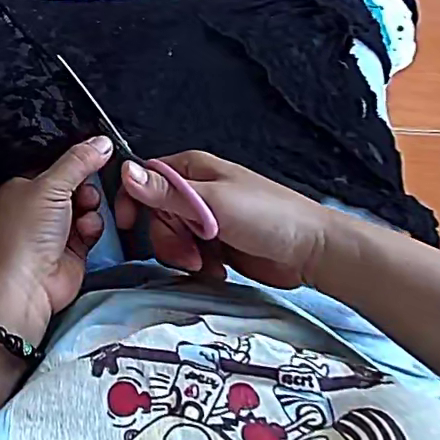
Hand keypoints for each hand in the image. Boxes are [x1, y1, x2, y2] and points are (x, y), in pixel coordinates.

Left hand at [0, 137, 113, 341]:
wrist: (27, 286)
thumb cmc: (23, 237)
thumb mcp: (51, 186)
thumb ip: (78, 162)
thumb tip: (100, 142)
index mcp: (25, 186)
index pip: (57, 163)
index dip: (76, 161)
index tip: (94, 155)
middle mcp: (39, 206)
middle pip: (77, 183)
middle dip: (87, 186)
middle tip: (84, 191)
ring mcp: (56, 227)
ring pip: (88, 205)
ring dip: (91, 207)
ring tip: (84, 213)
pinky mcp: (73, 246)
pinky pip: (93, 227)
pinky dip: (93, 227)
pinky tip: (85, 231)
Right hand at [113, 151, 338, 288]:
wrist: (311, 251)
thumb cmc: (269, 217)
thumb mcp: (212, 203)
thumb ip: (167, 192)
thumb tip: (127, 173)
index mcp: (193, 170)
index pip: (146, 179)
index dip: (134, 200)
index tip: (128, 225)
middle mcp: (197, 191)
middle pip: (156, 214)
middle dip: (168, 238)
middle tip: (190, 252)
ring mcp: (207, 218)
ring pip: (171, 237)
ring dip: (183, 255)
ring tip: (209, 262)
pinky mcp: (216, 243)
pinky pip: (190, 254)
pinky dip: (199, 265)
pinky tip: (218, 269)